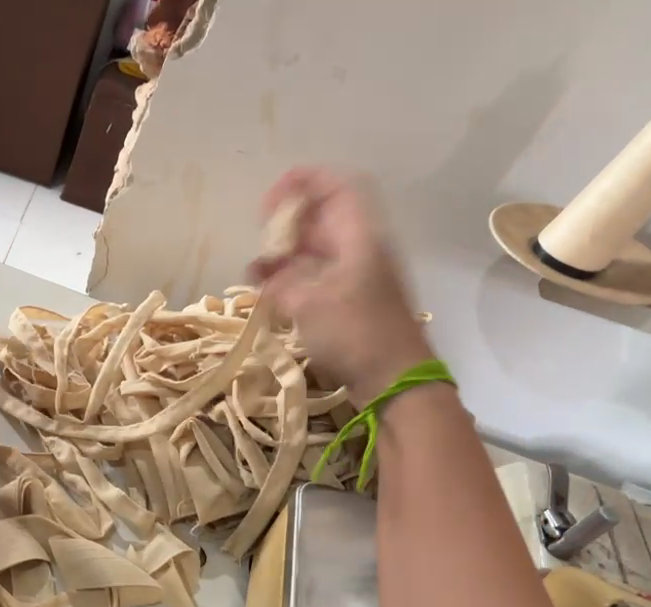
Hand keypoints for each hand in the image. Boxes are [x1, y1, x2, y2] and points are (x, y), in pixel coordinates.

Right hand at [250, 169, 430, 405]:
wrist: (393, 379)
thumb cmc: (356, 334)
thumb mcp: (309, 304)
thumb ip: (281, 281)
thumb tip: (264, 273)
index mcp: (358, 237)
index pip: (336, 186)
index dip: (302, 182)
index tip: (268, 202)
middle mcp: (359, 248)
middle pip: (324, 217)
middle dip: (288, 223)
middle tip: (260, 240)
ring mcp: (356, 275)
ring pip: (317, 249)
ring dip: (286, 254)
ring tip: (257, 270)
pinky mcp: (349, 300)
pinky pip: (317, 276)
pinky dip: (292, 278)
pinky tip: (269, 293)